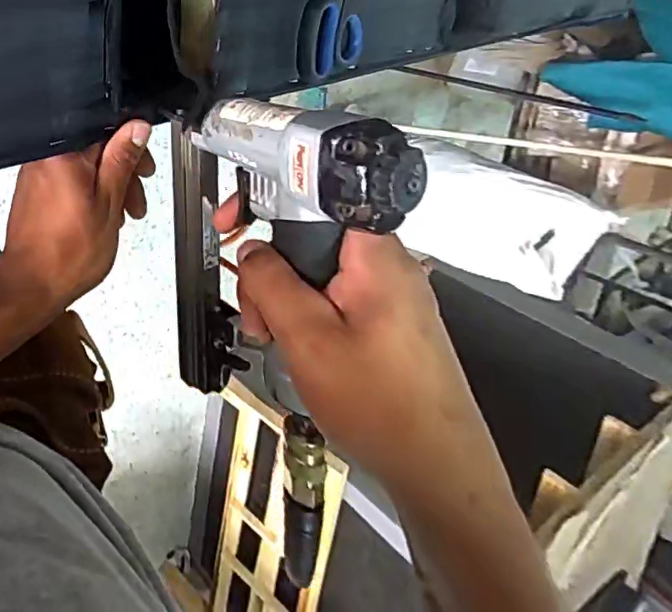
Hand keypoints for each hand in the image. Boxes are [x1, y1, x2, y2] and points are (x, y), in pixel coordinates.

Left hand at [0, 120, 154, 313]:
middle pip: (93, 148)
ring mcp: (35, 175)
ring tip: (121, 216)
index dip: (131, 148)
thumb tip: (136, 128)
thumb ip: (121, 161)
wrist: (31, 286)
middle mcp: (44, 158)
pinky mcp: (32, 191)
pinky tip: (99, 217)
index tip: (144, 169)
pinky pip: (66, 180)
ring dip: (107, 186)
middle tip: (137, 198)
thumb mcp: (108, 203)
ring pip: (82, 167)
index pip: (105, 130)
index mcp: (63, 153)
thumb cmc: (67, 253)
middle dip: (122, 171)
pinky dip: (86, 194)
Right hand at [219, 195, 483, 480]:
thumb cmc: (387, 410)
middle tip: (259, 312)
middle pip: (307, 239)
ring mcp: (389, 294)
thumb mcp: (308, 338)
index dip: (265, 201)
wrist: (437, 473)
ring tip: (278, 339)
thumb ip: (270, 282)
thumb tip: (251, 250)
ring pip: (316, 272)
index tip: (234, 219)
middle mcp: (387, 266)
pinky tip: (301, 348)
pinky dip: (307, 316)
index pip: (312, 197)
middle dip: (271, 271)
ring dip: (285, 299)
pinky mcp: (386, 320)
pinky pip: (333, 298)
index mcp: (375, 255)